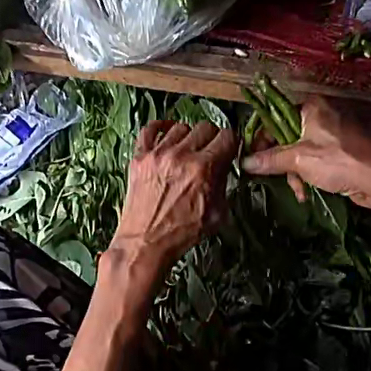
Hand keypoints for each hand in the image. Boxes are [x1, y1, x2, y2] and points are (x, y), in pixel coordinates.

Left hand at [108, 120, 236, 280]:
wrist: (145, 243)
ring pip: (181, 126)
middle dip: (212, 138)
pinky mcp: (139, 157)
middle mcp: (180, 156)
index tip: (227, 150)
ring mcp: (157, 154)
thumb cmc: (181, 232)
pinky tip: (167, 135)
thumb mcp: (217, 213)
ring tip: (187, 150)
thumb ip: (224, 183)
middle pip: (205, 127)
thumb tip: (225, 164)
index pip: (227, 136)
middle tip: (209, 152)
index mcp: (203, 169)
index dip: (230, 144)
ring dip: (188, 137)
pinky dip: (160, 128)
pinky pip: (150, 129)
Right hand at [243, 97, 370, 212]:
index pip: (274, 118)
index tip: (252, 160)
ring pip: (300, 153)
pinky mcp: (340, 153)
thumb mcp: (299, 160)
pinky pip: (314, 161)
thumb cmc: (340, 162)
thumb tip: (245, 162)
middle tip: (276, 178)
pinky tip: (307, 192)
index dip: (261, 140)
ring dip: (295, 174)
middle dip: (280, 163)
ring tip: (298, 191)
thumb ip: (270, 160)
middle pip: (286, 137)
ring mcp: (332, 135)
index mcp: (311, 107)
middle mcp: (321, 116)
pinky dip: (308, 176)